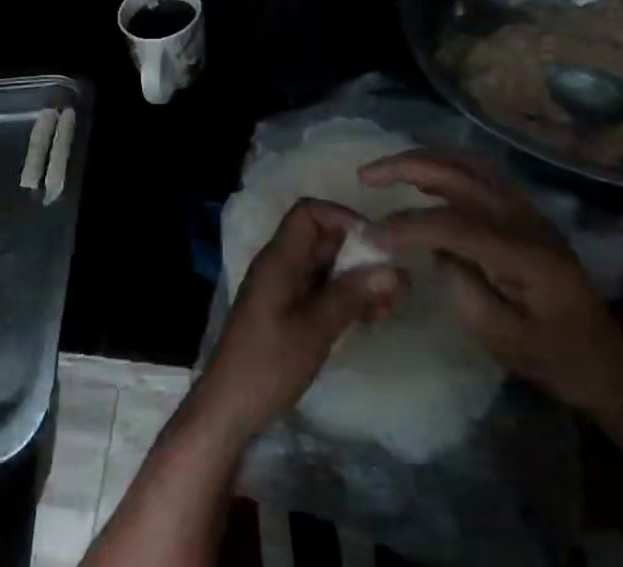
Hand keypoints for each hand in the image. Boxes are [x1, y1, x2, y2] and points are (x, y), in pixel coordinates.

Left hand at [195, 198, 406, 438]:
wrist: (227, 410)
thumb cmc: (268, 364)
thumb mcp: (315, 328)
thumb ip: (352, 294)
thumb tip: (394, 269)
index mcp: (279, 259)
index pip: (308, 212)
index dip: (342, 217)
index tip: (375, 242)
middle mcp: (280, 266)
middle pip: (322, 240)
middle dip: (360, 254)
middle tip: (395, 280)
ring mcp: (282, 290)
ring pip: (325, 268)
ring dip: (357, 280)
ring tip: (391, 304)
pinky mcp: (286, 313)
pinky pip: (320, 291)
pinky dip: (345, 298)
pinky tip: (372, 317)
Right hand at [362, 151, 622, 408]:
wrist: (604, 357)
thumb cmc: (553, 356)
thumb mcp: (503, 340)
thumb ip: (463, 290)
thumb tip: (435, 250)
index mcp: (524, 254)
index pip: (455, 224)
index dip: (408, 225)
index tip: (371, 235)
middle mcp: (526, 219)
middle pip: (461, 174)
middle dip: (408, 167)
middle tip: (366, 175)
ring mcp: (527, 210)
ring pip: (470, 164)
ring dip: (425, 160)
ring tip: (387, 170)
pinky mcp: (523, 211)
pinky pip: (479, 173)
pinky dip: (444, 167)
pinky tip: (421, 179)